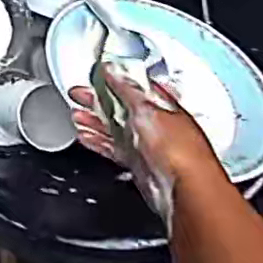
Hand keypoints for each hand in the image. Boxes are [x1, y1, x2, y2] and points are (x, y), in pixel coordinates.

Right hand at [69, 61, 222, 229]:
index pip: (137, 87)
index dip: (116, 78)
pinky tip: (85, 136)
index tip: (98, 72)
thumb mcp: (148, 110)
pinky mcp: (139, 164)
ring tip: (77, 114)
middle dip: (98, 100)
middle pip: (121, 108)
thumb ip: (127, 89)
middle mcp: (157, 125)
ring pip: (115, 128)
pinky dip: (98, 141)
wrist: (185, 192)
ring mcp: (147, 146)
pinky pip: (113, 148)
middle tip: (79, 94)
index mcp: (164, 107)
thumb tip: (113, 70)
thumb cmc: (180, 150)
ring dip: (94, 121)